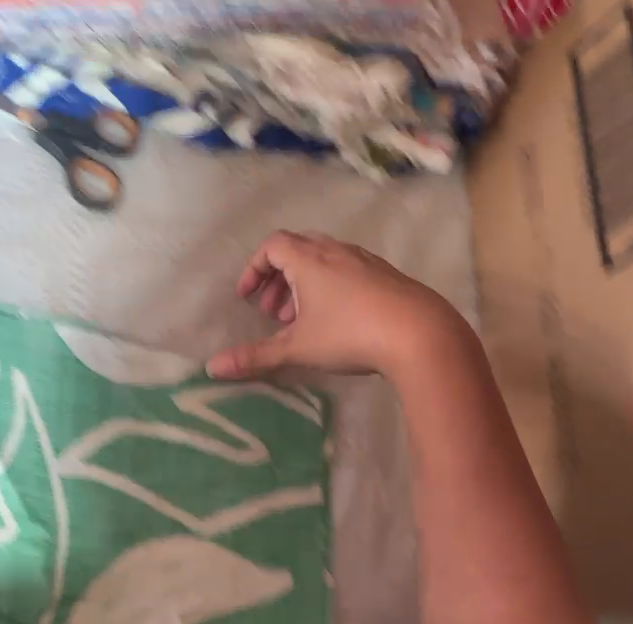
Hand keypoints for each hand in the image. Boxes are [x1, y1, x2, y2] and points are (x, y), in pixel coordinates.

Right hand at [206, 231, 475, 381]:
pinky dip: (328, 286)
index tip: (246, 296)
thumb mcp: (296, 348)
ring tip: (300, 319)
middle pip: (297, 247)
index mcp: (309, 260)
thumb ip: (254, 356)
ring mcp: (364, 260)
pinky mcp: (385, 275)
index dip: (254, 268)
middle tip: (272, 311)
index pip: (273, 246)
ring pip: (324, 259)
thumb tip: (212, 368)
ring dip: (303, 283)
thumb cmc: (349, 334)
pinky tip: (334, 319)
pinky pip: (346, 269)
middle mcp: (336, 251)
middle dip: (277, 276)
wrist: (419, 334)